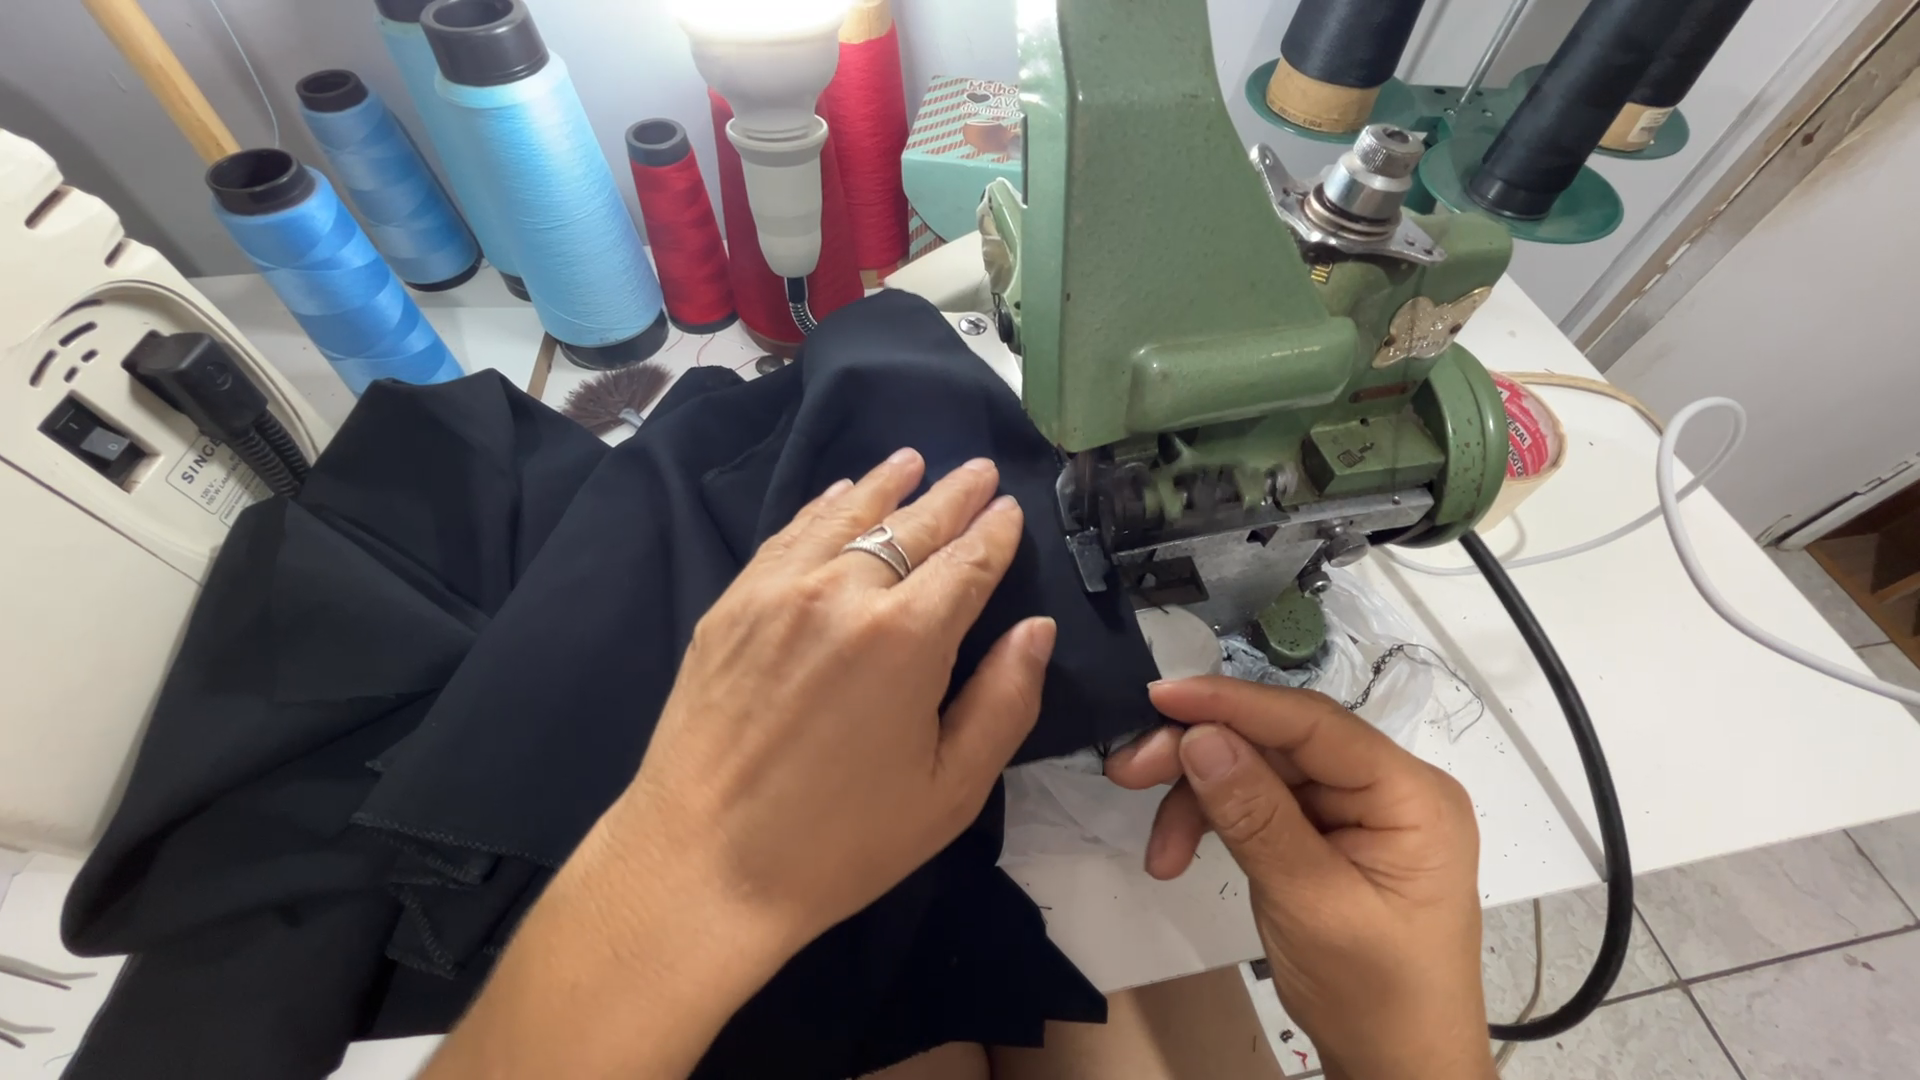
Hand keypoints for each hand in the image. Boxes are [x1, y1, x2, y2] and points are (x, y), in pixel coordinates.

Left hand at [618, 447, 1053, 952]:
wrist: (700, 866)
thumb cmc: (842, 840)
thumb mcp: (951, 790)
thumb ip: (1005, 700)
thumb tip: (1036, 628)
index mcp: (906, 637)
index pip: (966, 562)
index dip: (994, 532)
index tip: (1010, 508)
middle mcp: (843, 593)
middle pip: (912, 526)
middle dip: (953, 495)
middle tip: (979, 469)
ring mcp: (779, 591)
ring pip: (847, 517)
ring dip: (886, 484)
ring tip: (913, 459)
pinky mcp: (732, 604)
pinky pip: (788, 535)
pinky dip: (822, 508)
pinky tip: (839, 494)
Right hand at [1106, 679, 1491, 1079]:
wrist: (1395, 1069)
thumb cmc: (1372, 993)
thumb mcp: (1309, 904)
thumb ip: (1253, 814)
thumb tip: (1198, 736)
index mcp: (1407, 792)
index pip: (1310, 722)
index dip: (1231, 702)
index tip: (1160, 695)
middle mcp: (1379, 784)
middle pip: (1271, 742)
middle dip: (1197, 757)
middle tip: (1128, 770)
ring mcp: (1345, 805)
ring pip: (1251, 768)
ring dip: (1193, 799)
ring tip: (1156, 847)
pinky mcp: (1315, 826)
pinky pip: (1249, 800)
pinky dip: (1206, 822)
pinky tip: (1173, 854)